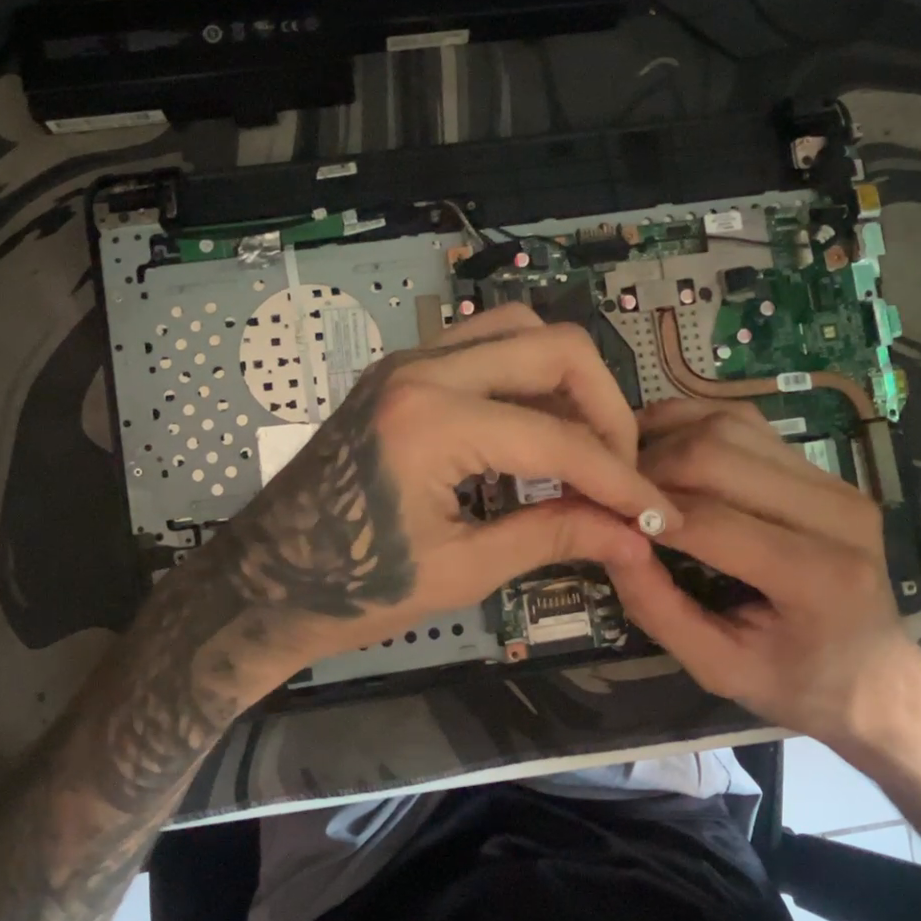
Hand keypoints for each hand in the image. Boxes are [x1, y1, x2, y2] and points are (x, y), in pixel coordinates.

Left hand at [198, 303, 674, 671]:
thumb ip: (553, 537)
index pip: (559, 437)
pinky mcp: (399, 372)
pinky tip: (532, 433)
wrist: (263, 582)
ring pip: (517, 330)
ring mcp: (406, 362)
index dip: (619, 479)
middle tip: (619, 469)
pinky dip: (522, 377)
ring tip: (582, 446)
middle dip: (605, 407)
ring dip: (564, 380)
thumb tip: (635, 535)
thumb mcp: (461, 572)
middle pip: (553, 345)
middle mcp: (421, 370)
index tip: (656, 514)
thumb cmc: (352, 590)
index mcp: (432, 423)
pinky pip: (481, 346)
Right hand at [606, 398, 920, 746]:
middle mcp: (837, 514)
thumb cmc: (797, 683)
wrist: (878, 675)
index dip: (646, 513)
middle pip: (718, 455)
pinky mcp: (825, 470)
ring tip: (630, 468)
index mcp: (818, 576)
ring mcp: (836, 483)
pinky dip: (694, 425)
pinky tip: (661, 446)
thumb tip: (609, 541)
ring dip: (668, 438)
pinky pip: (747, 424)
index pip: (711, 521)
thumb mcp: (718, 668)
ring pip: (730, 426)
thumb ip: (659, 608)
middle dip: (651, 467)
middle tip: (611, 490)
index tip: (600, 517)